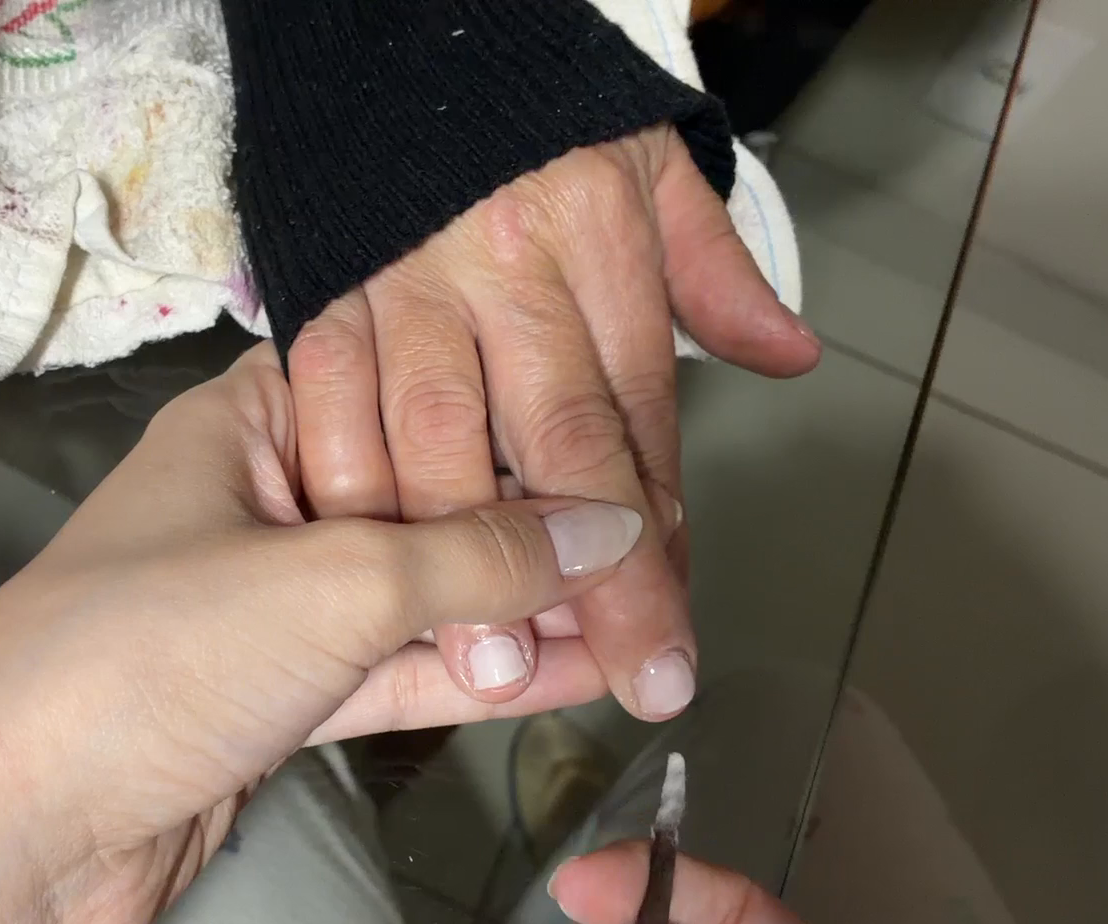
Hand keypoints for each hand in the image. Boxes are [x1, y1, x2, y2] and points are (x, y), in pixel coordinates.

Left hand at [0, 347, 639, 923]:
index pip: (408, 395)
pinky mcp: (286, 691)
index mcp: (251, 422)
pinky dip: (479, 672)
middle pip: (425, 501)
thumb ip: (481, 558)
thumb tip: (608, 532)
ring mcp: (278, 602)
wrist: (14, 837)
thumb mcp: (335, 581)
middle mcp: (268, 500)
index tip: (609, 448)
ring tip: (635, 617)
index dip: (511, 420)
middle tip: (649, 553)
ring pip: (420, 595)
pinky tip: (573, 669)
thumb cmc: (153, 657)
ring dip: (519, 613)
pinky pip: (400, 665)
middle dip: (533, 534)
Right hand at [288, 125, 819, 717]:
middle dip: (585, 577)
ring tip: (492, 665)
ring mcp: (402, 295)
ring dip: (458, 563)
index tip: (670, 634)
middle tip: (618, 678)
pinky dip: (349, 500)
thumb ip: (712, 268)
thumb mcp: (643, 165)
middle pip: (553, 445)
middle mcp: (500, 277)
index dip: (657, 533)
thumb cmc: (528, 126)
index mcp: (593, 245)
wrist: (395, 50)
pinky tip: (372, 577)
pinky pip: (329, 413)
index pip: (635, 413)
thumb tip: (788, 355)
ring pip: (432, 444)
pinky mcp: (319, 308)